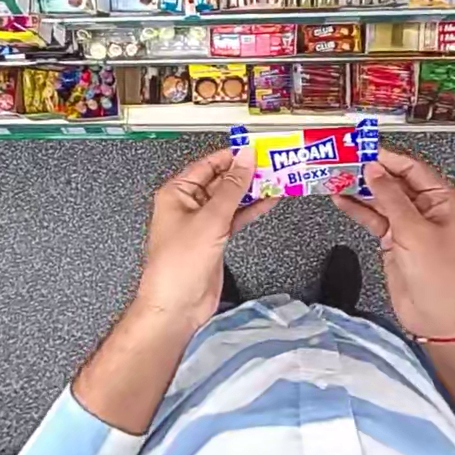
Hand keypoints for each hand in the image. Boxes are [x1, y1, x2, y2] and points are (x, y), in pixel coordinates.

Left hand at [135, 148, 273, 323]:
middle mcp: (188, 204)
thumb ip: (232, 187)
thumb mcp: (210, 218)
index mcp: (177, 192)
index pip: (208, 164)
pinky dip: (252, 209)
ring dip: (253, 190)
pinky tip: (269, 201)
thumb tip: (246, 159)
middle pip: (221, 180)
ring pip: (231, 198)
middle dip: (246, 172)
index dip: (232, 155)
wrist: (177, 306)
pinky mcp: (215, 238)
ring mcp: (203, 222)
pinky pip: (236, 217)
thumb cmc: (180, 263)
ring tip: (277, 179)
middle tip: (272, 163)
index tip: (256, 149)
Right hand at [334, 149, 454, 339]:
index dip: (387, 157)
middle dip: (370, 171)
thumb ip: (390, 197)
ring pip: (381, 198)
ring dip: (360, 189)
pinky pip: (374, 217)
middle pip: (394, 181)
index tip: (363, 148)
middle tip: (343, 160)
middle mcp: (427, 207)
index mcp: (443, 199)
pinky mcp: (394, 239)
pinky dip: (358, 209)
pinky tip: (341, 199)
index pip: (412, 168)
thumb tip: (373, 169)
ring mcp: (409, 223)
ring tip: (335, 176)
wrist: (438, 316)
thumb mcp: (414, 230)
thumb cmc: (439, 275)